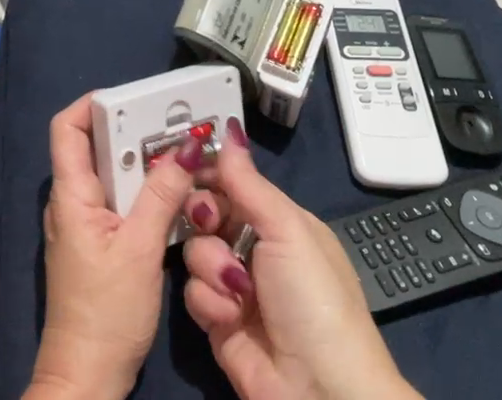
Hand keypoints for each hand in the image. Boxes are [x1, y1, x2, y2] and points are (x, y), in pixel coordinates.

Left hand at [28, 93, 202, 399]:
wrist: (88, 375)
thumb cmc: (107, 311)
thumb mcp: (139, 249)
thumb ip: (162, 196)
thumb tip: (187, 146)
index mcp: (71, 195)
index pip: (66, 129)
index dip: (92, 104)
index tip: (133, 98)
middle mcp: (74, 201)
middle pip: (98, 147)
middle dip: (135, 130)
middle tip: (177, 120)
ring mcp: (87, 222)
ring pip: (115, 175)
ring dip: (147, 161)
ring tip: (185, 147)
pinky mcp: (102, 242)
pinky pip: (124, 200)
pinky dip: (148, 189)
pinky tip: (178, 190)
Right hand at [178, 118, 422, 399]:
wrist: (319, 390)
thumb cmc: (313, 298)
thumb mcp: (287, 230)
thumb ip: (248, 182)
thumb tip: (229, 129)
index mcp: (280, 221)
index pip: (235, 183)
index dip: (209, 173)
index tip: (182, 163)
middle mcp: (256, 248)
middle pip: (207, 213)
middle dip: (205, 218)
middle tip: (211, 224)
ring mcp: (235, 284)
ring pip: (195, 251)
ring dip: (211, 267)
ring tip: (237, 290)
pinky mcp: (217, 318)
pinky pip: (192, 291)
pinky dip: (209, 301)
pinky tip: (231, 316)